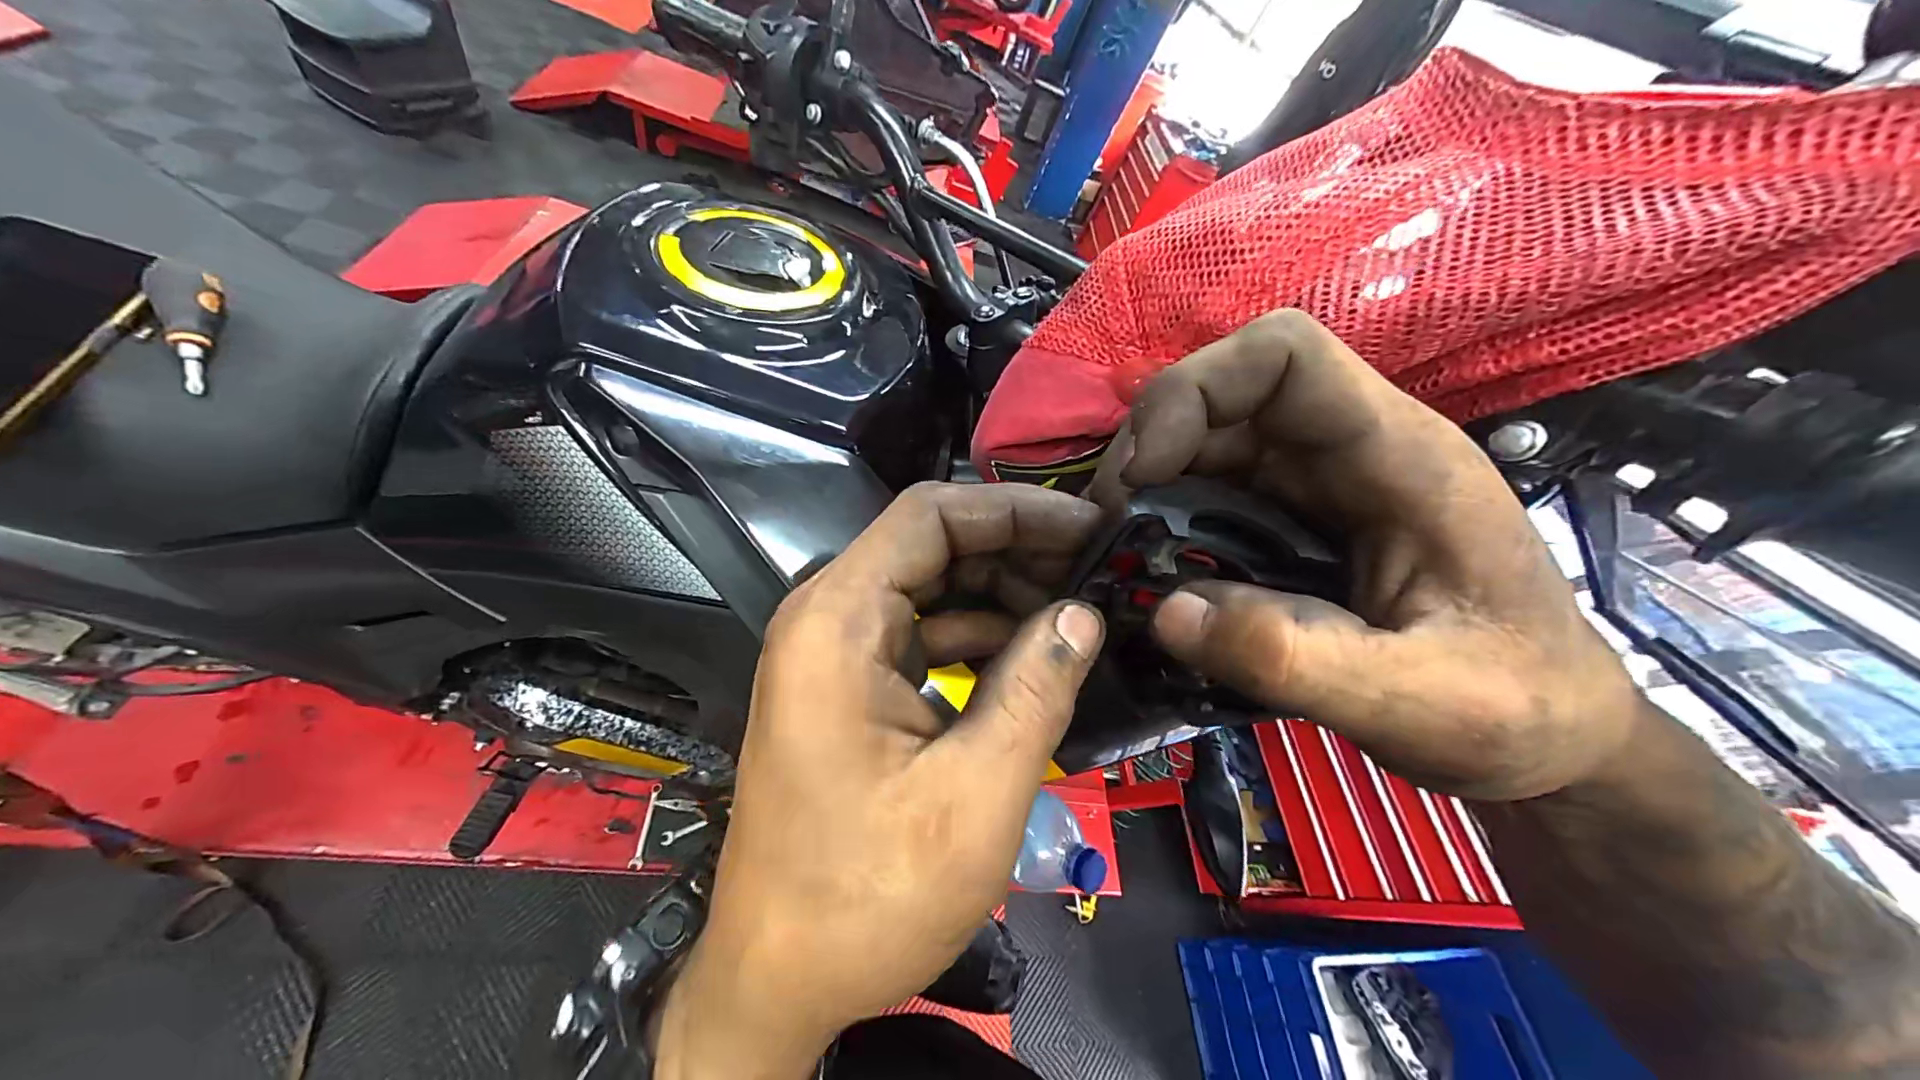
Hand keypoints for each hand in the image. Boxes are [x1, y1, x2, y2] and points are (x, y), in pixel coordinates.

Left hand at [654, 482, 1105, 1079]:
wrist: (776, 978)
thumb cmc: (867, 894)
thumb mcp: (975, 795)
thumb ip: (1036, 690)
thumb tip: (1084, 614)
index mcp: (838, 621)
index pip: (931, 515)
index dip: (1015, 509)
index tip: (1089, 528)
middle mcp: (826, 619)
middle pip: (931, 546)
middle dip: (1016, 551)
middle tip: (1096, 574)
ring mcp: (833, 655)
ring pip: (930, 590)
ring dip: (1002, 597)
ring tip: (1076, 619)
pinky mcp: (847, 689)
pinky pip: (920, 637)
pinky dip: (976, 641)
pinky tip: (1030, 663)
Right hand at [1100, 310, 1641, 801]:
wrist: (1551, 742)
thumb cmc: (1514, 711)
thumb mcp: (1415, 703)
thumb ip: (1294, 660)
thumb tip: (1167, 611)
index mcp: (1396, 457)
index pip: (1285, 355)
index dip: (1197, 390)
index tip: (1142, 476)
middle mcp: (1347, 453)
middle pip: (1224, 397)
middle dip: (1148, 451)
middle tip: (1105, 534)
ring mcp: (1316, 487)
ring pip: (1206, 446)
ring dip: (1147, 490)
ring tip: (1116, 557)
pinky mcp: (1292, 524)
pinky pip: (1209, 495)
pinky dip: (1163, 523)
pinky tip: (1150, 573)